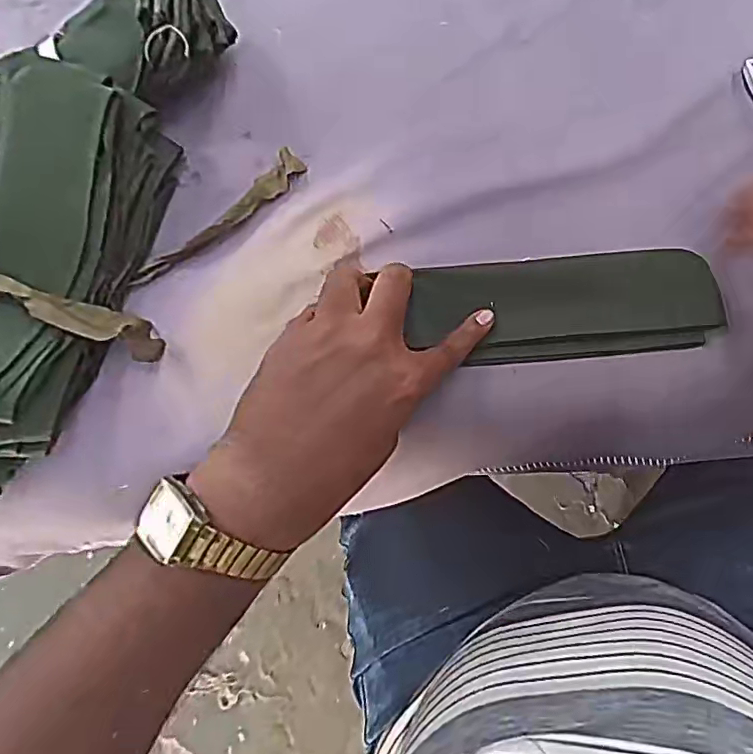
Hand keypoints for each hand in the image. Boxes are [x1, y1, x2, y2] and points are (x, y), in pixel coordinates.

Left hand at [188, 260, 492, 551]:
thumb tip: (387, 374)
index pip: (451, 345)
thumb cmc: (332, 470)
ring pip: (346, 276)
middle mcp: (371, 344)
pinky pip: (313, 308)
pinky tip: (320, 334)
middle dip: (400, 280)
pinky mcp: (293, 334)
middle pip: (395, 281)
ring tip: (354, 297)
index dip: (471, 328)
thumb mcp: (387, 432)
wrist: (271, 476)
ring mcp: (329, 332)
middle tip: (397, 289)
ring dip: (357, 284)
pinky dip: (322, 314)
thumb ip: (396, 392)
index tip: (481, 316)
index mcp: (404, 378)